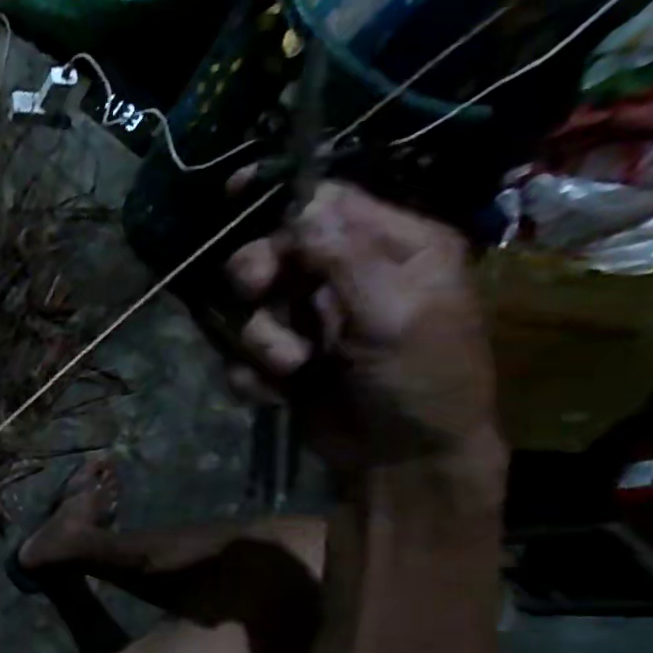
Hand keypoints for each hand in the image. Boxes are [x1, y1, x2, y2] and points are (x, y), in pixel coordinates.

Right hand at [225, 180, 500, 474]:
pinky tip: (274, 393)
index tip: (231, 195)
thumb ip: (345, 260)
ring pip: (251, 309)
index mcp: (393, 248)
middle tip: (254, 296)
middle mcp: (346, 277)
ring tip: (290, 369)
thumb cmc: (421, 380)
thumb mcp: (392, 315)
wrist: (400, 458)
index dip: (281, 198)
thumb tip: (303, 206)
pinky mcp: (282, 360)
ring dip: (261, 341)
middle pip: (274, 253)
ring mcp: (310, 321)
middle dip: (256, 279)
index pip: (328, 204)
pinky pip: (241, 354)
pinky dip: (251, 375)